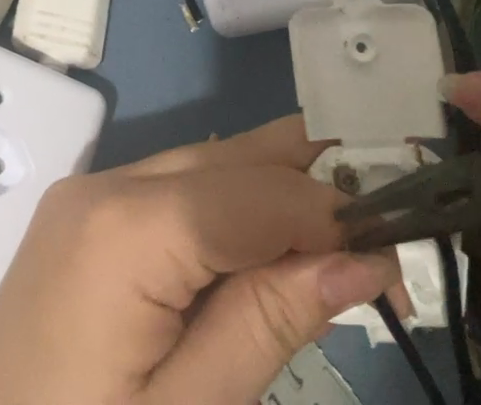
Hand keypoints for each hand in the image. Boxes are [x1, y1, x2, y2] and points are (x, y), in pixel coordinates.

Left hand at [0, 116, 399, 404]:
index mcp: (128, 226)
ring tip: (341, 249)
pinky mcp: (81, 217)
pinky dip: (230, 210)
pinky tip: (263, 253)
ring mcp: (87, 195)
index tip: (399, 269)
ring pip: (207, 165)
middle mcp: (105, 186)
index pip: (262, 191)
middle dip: (316, 186)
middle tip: (386, 243)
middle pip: (235, 158)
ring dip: (277, 195)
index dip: (340, 217)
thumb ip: (267, 322)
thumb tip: (359, 257)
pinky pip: (173, 190)